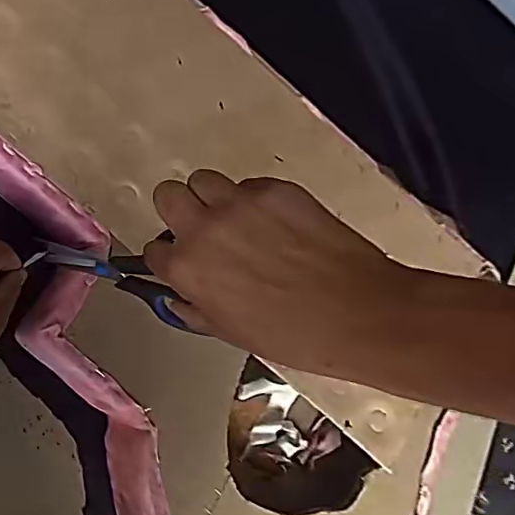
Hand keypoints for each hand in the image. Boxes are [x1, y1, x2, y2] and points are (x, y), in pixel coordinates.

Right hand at [143, 171, 415, 378]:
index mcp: (187, 269)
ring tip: (234, 219)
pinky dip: (252, 199)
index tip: (181, 260)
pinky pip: (248, 184)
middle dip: (179, 211)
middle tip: (199, 227)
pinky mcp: (276, 189)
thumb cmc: (295, 334)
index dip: (169, 256)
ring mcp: (240, 204)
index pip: (154, 249)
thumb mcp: (230, 332)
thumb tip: (180, 297)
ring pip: (204, 179)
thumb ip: (194, 308)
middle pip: (168, 195)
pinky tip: (273, 223)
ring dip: (212, 197)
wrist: (360, 314)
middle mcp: (206, 229)